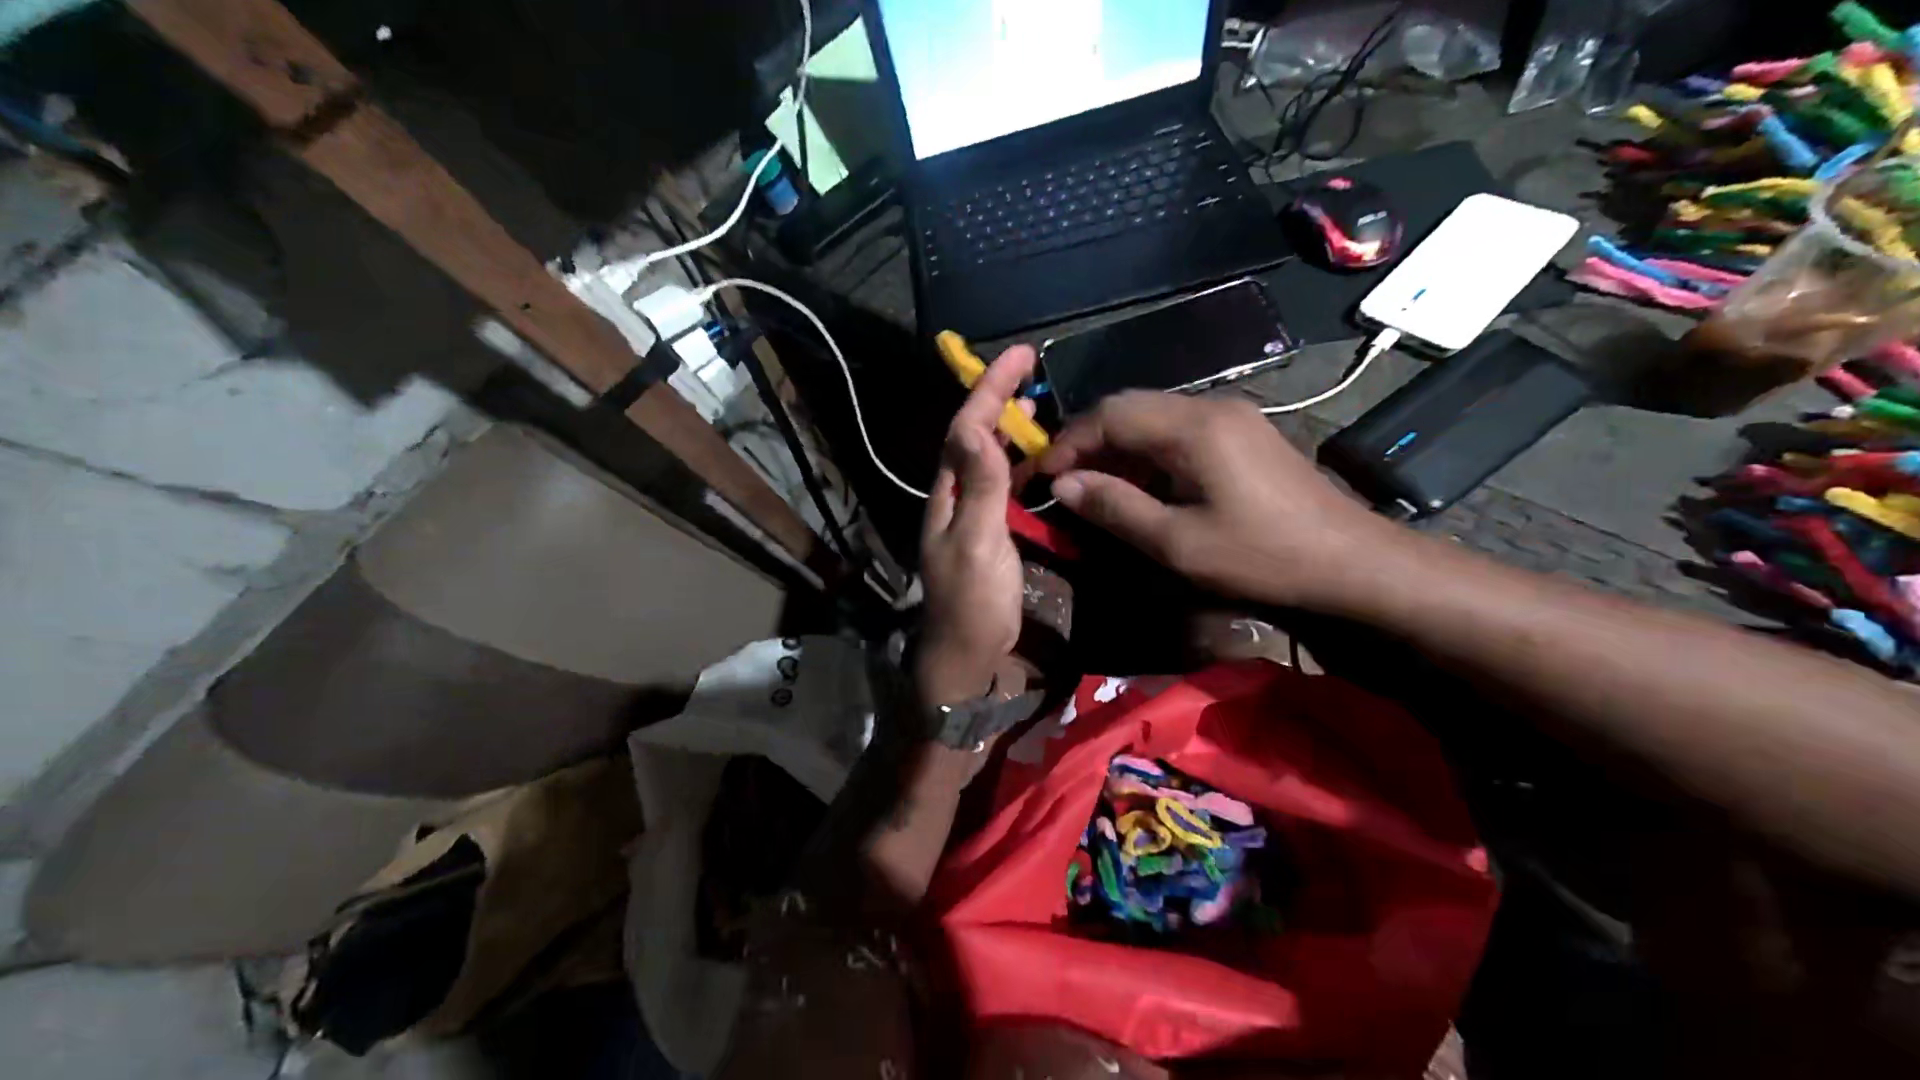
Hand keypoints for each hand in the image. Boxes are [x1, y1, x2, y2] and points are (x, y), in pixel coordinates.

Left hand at [916, 344, 1035, 702]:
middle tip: (1030, 371)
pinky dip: (1021, 464)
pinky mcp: (992, 533)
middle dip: (999, 399)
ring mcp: (974, 515)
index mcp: (948, 492)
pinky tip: (1039, 461)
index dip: (990, 388)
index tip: (1019, 354)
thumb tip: (977, 425)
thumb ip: (979, 486)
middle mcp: (957, 496)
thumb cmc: (972, 602)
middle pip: (976, 436)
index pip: (967, 427)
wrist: (969, 655)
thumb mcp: (976, 542)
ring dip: (1011, 428)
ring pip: (990, 459)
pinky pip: (1005, 485)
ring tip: (1036, 404)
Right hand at [1039, 392, 1393, 610]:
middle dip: (1089, 442)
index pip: (1110, 414)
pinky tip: (1141, 486)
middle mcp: (1210, 407)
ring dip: (1117, 448)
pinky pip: (1178, 431)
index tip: (1043, 476)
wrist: (1351, 561)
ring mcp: (1231, 417)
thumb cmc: (1262, 556)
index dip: (1069, 442)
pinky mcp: (1243, 433)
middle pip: (1130, 408)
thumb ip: (1115, 507)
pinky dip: (1147, 453)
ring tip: (1095, 489)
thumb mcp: (1178, 543)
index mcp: (1193, 427)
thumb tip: (1063, 485)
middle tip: (1063, 482)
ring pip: (1153, 418)